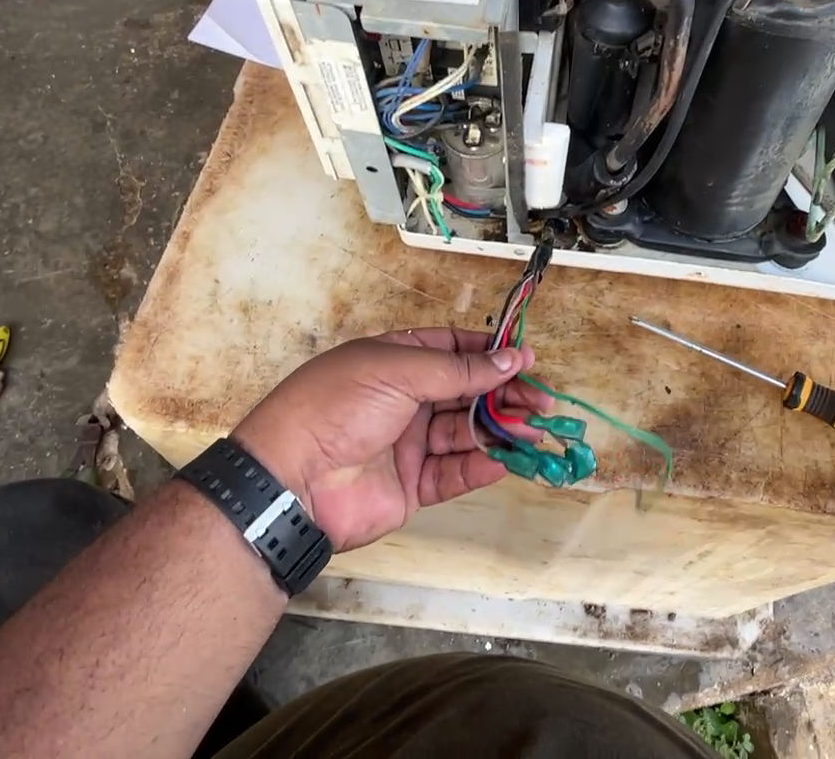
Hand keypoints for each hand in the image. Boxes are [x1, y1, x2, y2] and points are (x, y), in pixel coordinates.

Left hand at [232, 328, 548, 553]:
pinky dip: (480, 466)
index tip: (525, 358)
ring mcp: (408, 443)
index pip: (452, 349)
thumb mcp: (398, 370)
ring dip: (500, 431)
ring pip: (465, 433)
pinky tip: (505, 459)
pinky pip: (453, 472)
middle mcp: (405, 399)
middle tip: (542, 402)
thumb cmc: (339, 406)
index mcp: (396, 361)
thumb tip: (511, 358)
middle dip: (504, 395)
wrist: (293, 480)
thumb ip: (459, 370)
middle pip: (466, 392)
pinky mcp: (411, 484)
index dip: (489, 353)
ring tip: (533, 431)